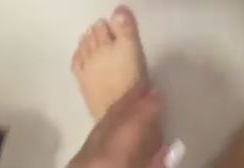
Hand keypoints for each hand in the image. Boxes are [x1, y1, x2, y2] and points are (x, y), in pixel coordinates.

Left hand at [67, 82, 184, 167]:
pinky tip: (114, 136)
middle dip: (128, 103)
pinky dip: (105, 133)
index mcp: (108, 161)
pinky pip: (91, 146)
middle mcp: (88, 157)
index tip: (160, 93)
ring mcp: (76, 163)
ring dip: (116, 116)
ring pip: (98, 132)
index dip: (146, 108)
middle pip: (110, 122)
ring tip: (133, 103)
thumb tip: (167, 151)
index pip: (130, 125)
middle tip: (145, 84)